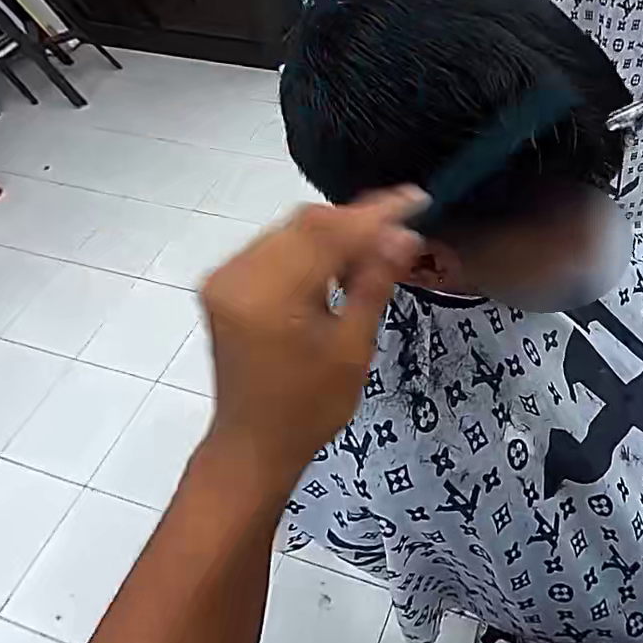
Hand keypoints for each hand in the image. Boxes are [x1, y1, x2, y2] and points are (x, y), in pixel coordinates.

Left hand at [198, 187, 424, 485]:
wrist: (255, 442)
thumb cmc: (312, 405)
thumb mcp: (353, 346)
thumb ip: (374, 283)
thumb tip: (405, 237)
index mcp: (268, 294)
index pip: (327, 232)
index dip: (375, 213)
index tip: (416, 200)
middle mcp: (237, 275)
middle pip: (306, 223)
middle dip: (358, 219)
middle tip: (404, 226)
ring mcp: (227, 277)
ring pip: (292, 230)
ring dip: (338, 231)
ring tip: (381, 245)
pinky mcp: (228, 284)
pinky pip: (278, 246)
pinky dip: (316, 246)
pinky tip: (343, 261)